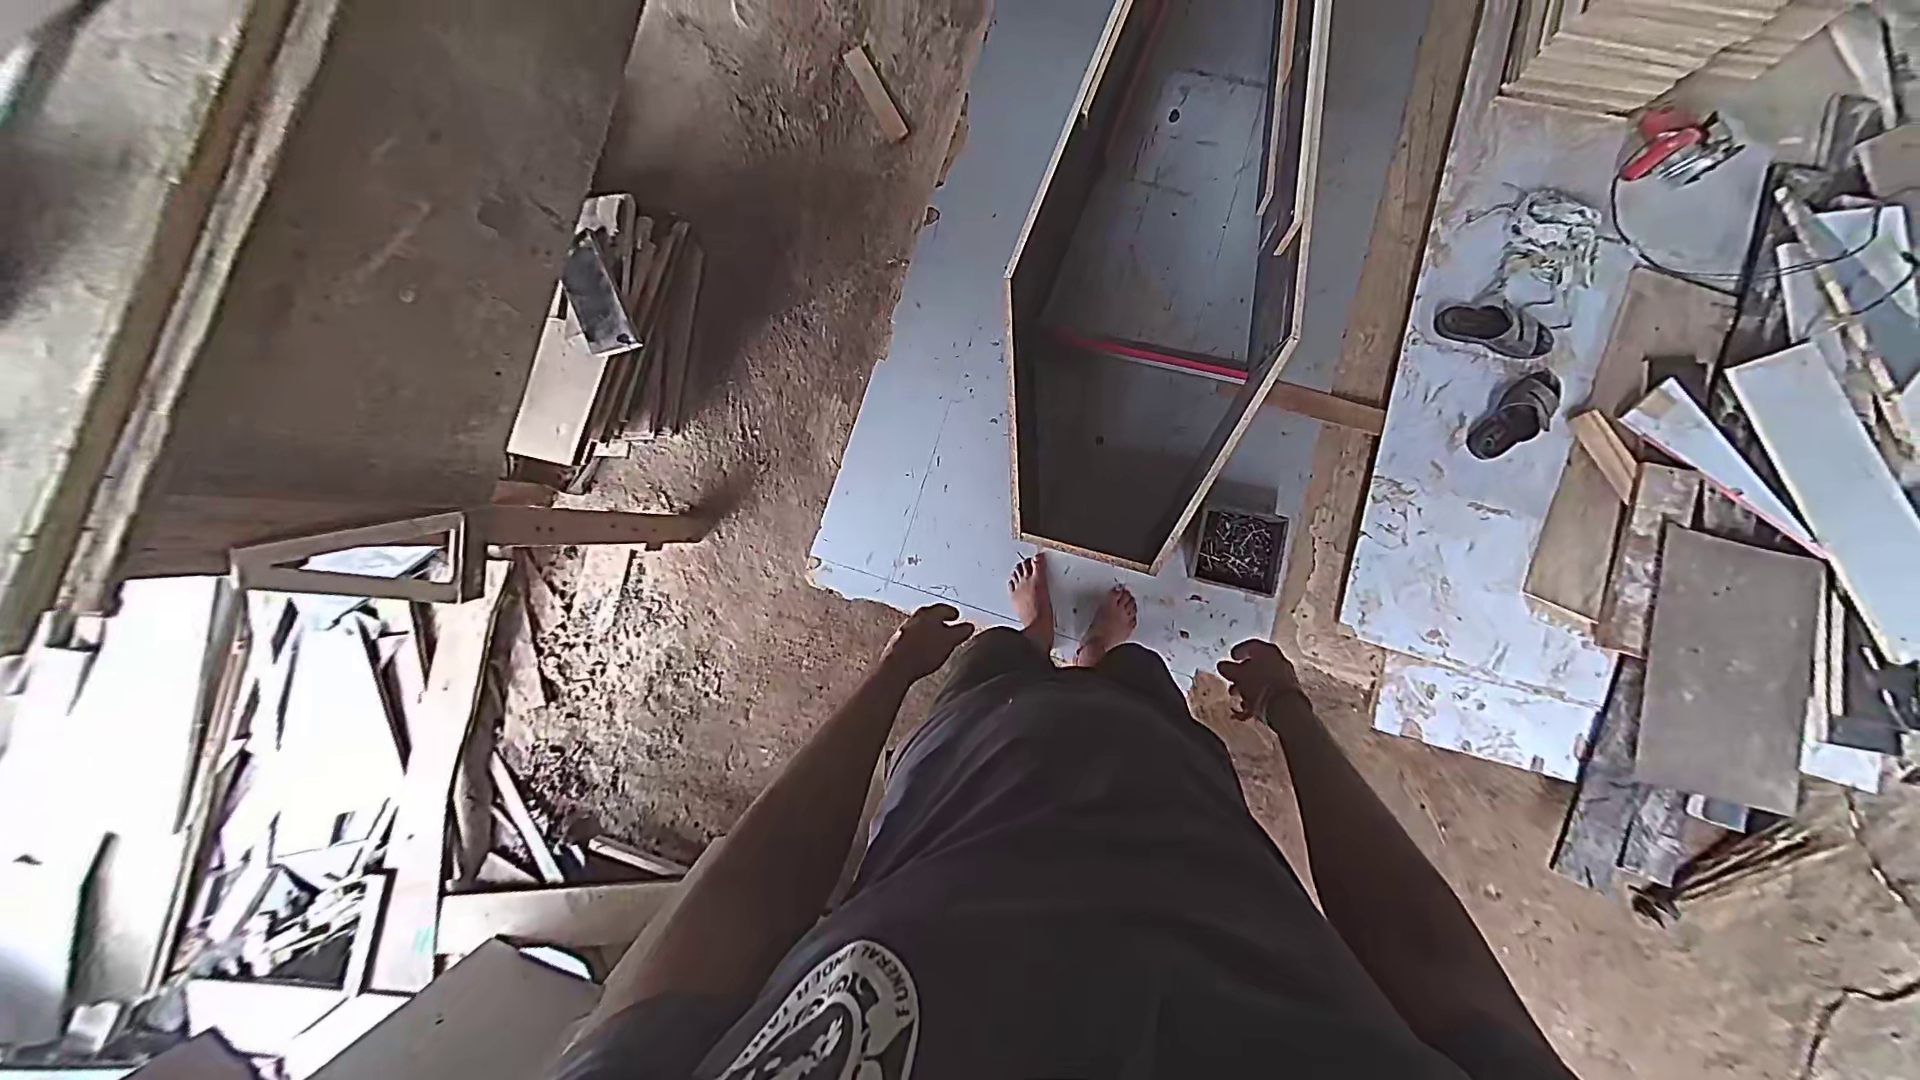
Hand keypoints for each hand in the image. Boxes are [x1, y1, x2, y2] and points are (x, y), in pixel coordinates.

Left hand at [877, 604, 974, 683]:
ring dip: (929, 629)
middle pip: (931, 615)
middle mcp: (915, 617)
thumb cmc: (924, 652)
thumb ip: (961, 632)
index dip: (952, 612)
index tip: (956, 615)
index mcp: (929, 613)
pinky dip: (919, 638)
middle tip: (947, 623)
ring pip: (920, 625)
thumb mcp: (950, 641)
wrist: (898, 666)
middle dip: (940, 619)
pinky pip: (912, 636)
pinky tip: (922, 647)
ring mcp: (904, 629)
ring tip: (936, 637)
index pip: (944, 608)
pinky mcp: (897, 642)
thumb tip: (969, 626)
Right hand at [1216, 640, 1304, 720]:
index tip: (1232, 657)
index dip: (1238, 651)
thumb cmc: (1260, 685)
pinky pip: (1269, 690)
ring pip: (1262, 678)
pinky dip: (1258, 695)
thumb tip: (1222, 666)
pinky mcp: (1288, 693)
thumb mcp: (1237, 675)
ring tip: (1238, 694)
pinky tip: (1249, 705)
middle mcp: (1278, 661)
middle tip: (1232, 678)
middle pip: (1257, 663)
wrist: (1284, 708)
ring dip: (1249, 685)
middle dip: (1242, 672)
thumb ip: (1228, 668)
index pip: (1250, 646)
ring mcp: (1286, 677)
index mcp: (1266, 650)